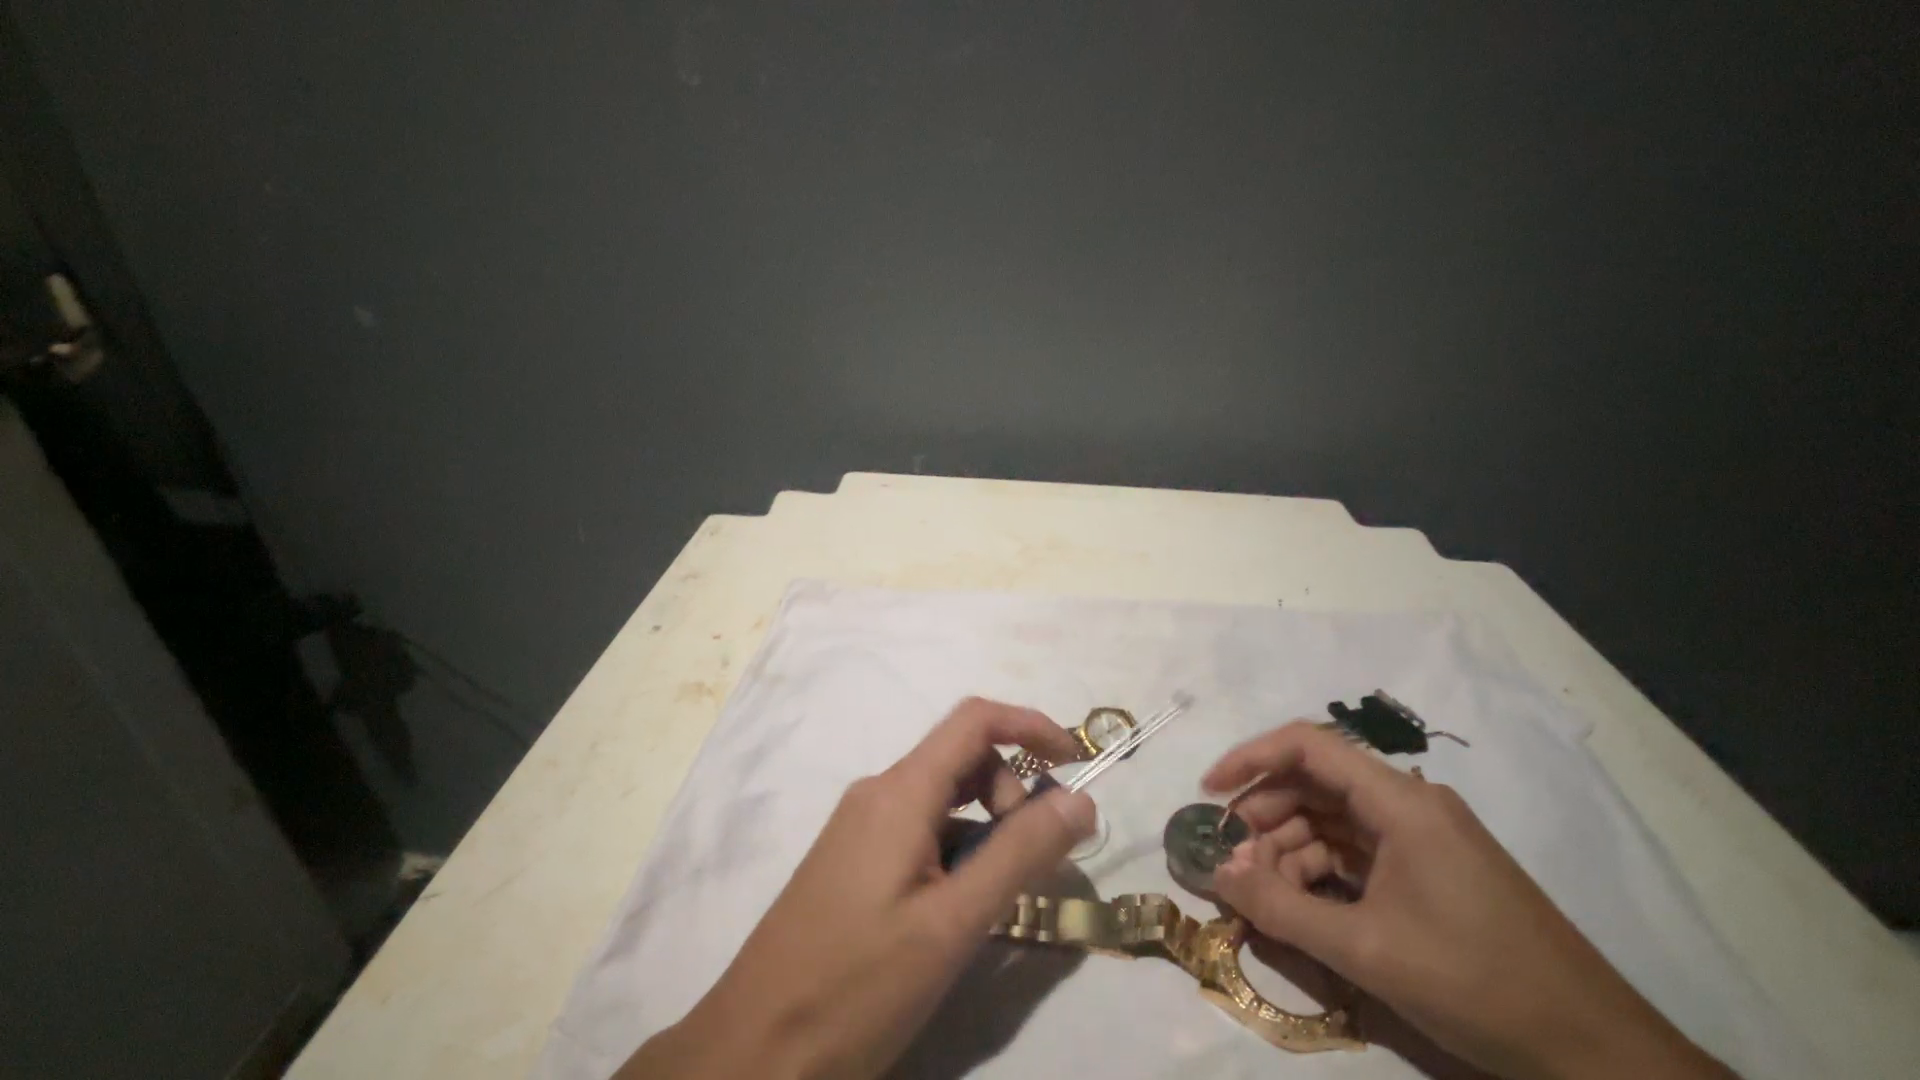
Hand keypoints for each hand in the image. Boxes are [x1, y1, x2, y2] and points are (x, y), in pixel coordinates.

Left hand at [619, 699, 1095, 1079]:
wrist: (756, 1048)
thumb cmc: (858, 983)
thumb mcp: (953, 923)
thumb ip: (1019, 855)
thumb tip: (1080, 798)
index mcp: (899, 792)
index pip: (974, 720)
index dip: (1032, 726)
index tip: (1077, 763)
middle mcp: (877, 795)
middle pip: (962, 759)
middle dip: (1013, 791)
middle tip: (1033, 860)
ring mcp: (860, 829)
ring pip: (943, 799)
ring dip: (988, 826)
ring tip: (1004, 891)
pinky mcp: (853, 862)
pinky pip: (920, 831)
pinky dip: (959, 848)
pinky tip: (963, 906)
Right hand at [1203, 722, 1736, 1079]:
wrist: (1591, 1046)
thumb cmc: (1476, 982)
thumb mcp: (1365, 948)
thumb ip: (1280, 908)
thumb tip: (1215, 873)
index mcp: (1401, 802)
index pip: (1310, 746)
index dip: (1250, 758)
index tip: (1208, 794)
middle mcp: (1411, 806)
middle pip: (1317, 785)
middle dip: (1264, 817)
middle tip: (1229, 863)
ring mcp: (1424, 839)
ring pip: (1334, 822)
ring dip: (1289, 851)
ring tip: (1261, 896)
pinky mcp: (1431, 872)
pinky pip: (1359, 853)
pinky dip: (1321, 872)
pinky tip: (1301, 907)